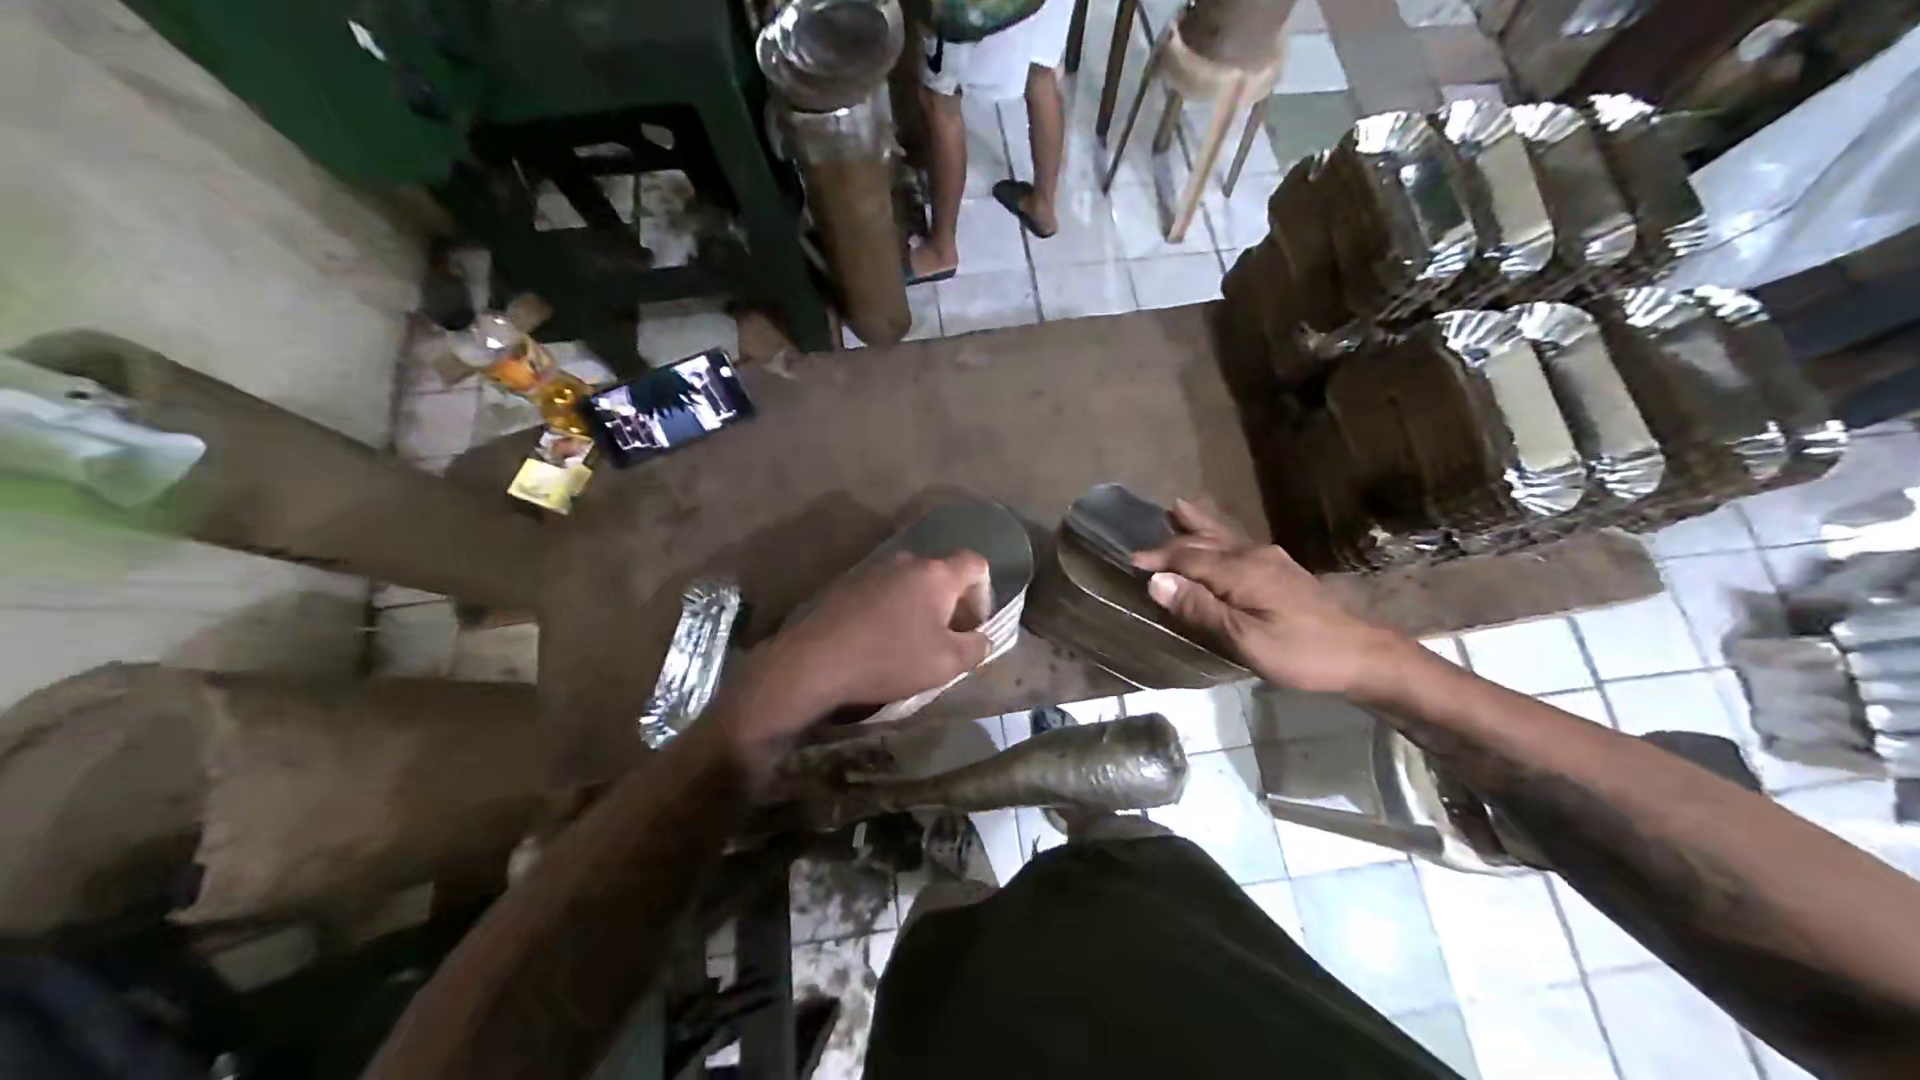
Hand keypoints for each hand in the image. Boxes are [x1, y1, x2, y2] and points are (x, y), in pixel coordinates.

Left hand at [719, 552, 992, 758]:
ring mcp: (873, 570)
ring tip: (911, 642)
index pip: (975, 563)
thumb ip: (976, 647)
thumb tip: (982, 638)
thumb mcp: (947, 664)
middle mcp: (906, 561)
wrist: (816, 661)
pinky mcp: (847, 584)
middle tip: (945, 638)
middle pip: (941, 573)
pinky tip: (879, 640)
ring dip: (919, 607)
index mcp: (936, 574)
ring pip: (910, 582)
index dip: (983, 593)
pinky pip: (883, 591)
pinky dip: (891, 610)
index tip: (972, 625)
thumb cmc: (890, 659)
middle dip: (950, 603)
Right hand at [1131, 499, 1416, 696]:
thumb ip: (1200, 609)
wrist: (1363, 655)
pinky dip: (1217, 536)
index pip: (1187, 559)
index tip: (1130, 561)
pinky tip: (1219, 538)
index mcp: (1240, 571)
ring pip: (1223, 536)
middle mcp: (1253, 556)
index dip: (1157, 559)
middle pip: (1203, 542)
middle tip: (1143, 543)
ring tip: (1178, 507)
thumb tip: (1157, 581)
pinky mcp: (1282, 569)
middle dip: (1172, 541)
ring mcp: (1271, 559)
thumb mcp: (1245, 640)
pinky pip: (1238, 544)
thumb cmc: (1301, 653)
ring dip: (1197, 525)